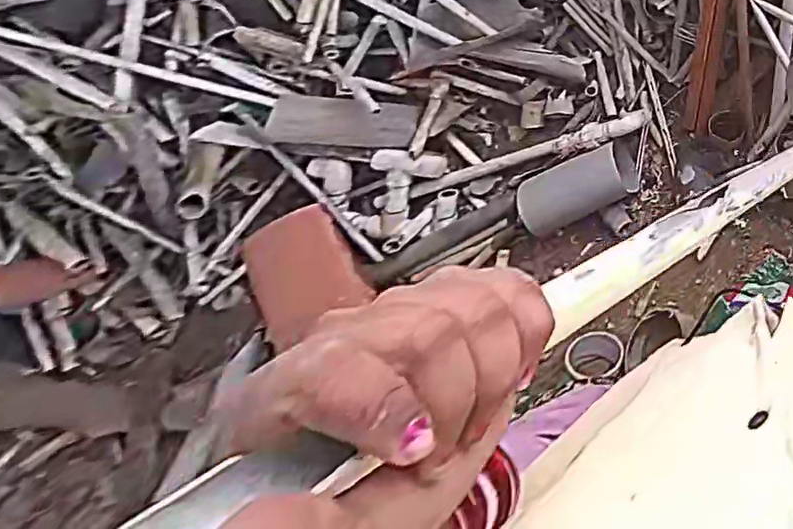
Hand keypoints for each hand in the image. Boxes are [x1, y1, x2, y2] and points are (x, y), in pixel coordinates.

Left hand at [219, 266, 550, 528]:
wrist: (368, 451)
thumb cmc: (349, 483)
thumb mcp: (332, 521)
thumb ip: (315, 523)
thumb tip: (265, 520)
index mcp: (299, 384)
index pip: (338, 368)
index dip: (387, 407)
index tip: (420, 449)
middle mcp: (358, 328)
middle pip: (430, 333)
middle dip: (459, 400)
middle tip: (452, 447)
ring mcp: (414, 301)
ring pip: (479, 303)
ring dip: (496, 371)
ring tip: (477, 414)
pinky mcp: (460, 289)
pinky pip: (512, 287)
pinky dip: (527, 328)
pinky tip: (512, 367)